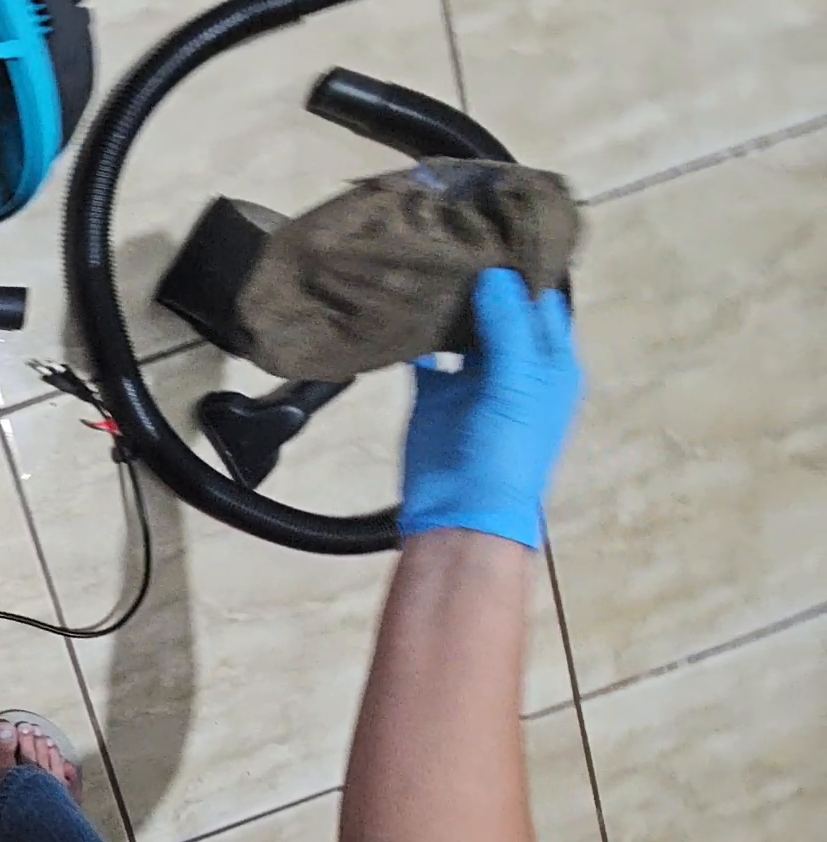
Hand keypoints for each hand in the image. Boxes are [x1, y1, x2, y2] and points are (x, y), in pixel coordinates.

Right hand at [400, 268, 583, 549]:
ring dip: (445, 307)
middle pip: (496, 310)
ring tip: (421, 270)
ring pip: (459, 330)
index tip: (493, 231)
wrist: (460, 504)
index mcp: (549, 359)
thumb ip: (509, 328)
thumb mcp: (520, 383)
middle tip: (448, 242)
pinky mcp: (432, 394)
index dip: (523, 268)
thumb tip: (495, 274)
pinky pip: (423, 358)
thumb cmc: (506, 448)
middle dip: (479, 281)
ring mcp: (469, 379)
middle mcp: (511, 363)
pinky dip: (413, 339)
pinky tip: (398, 316)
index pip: (540, 300)